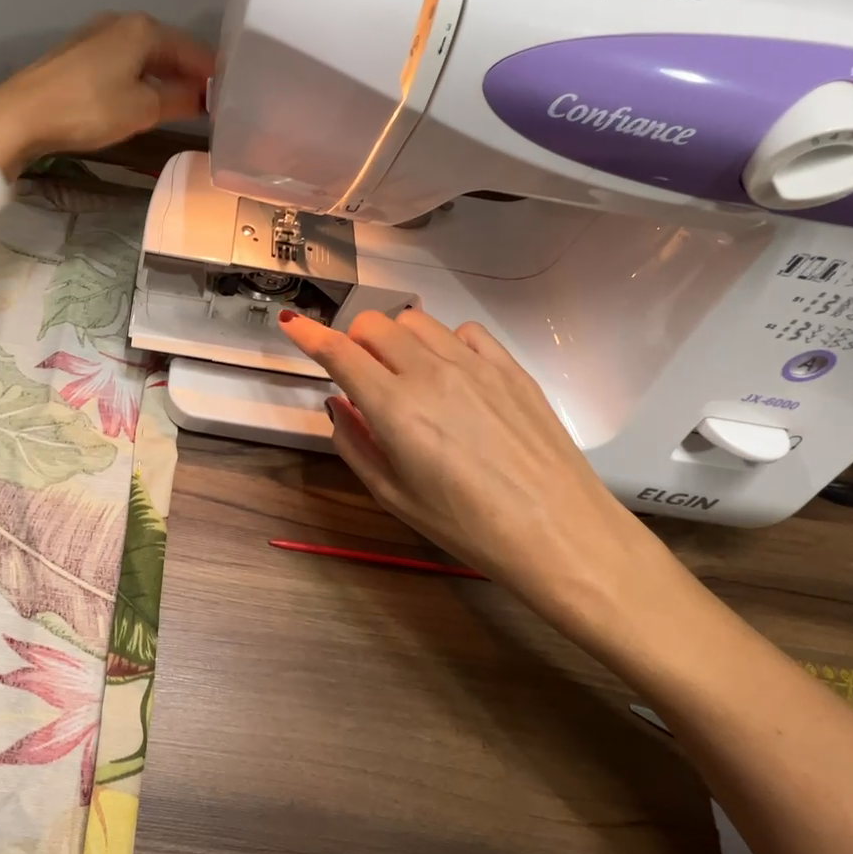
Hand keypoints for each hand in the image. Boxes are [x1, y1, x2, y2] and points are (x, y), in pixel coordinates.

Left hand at [0, 12, 213, 175]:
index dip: (214, 75)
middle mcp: (121, 23)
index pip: (194, 50)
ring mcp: (96, 36)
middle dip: (189, 75)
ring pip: (144, 56)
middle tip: (209, 105)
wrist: (21, 115)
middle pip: (168, 49)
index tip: (231, 98)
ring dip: (164, 78)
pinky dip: (139, 79)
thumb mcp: (143, 110)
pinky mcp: (77, 55)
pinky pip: (122, 63)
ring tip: (180, 106)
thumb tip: (204, 97)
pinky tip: (142, 99)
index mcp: (144, 29)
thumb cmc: (88, 109)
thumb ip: (180, 100)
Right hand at [278, 308, 682, 638]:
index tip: (292, 325)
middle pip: (374, 325)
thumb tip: (337, 405)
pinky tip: (452, 375)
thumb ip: (354, 444)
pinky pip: (464, 331)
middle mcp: (431, 373)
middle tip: (360, 375)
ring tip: (406, 374)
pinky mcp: (510, 368)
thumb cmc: (470, 527)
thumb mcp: (395, 497)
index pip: (338, 352)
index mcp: (395, 408)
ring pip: (416, 320)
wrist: (560, 533)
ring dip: (397, 339)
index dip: (308, 334)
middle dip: (354, 341)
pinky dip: (444, 343)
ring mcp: (475, 365)